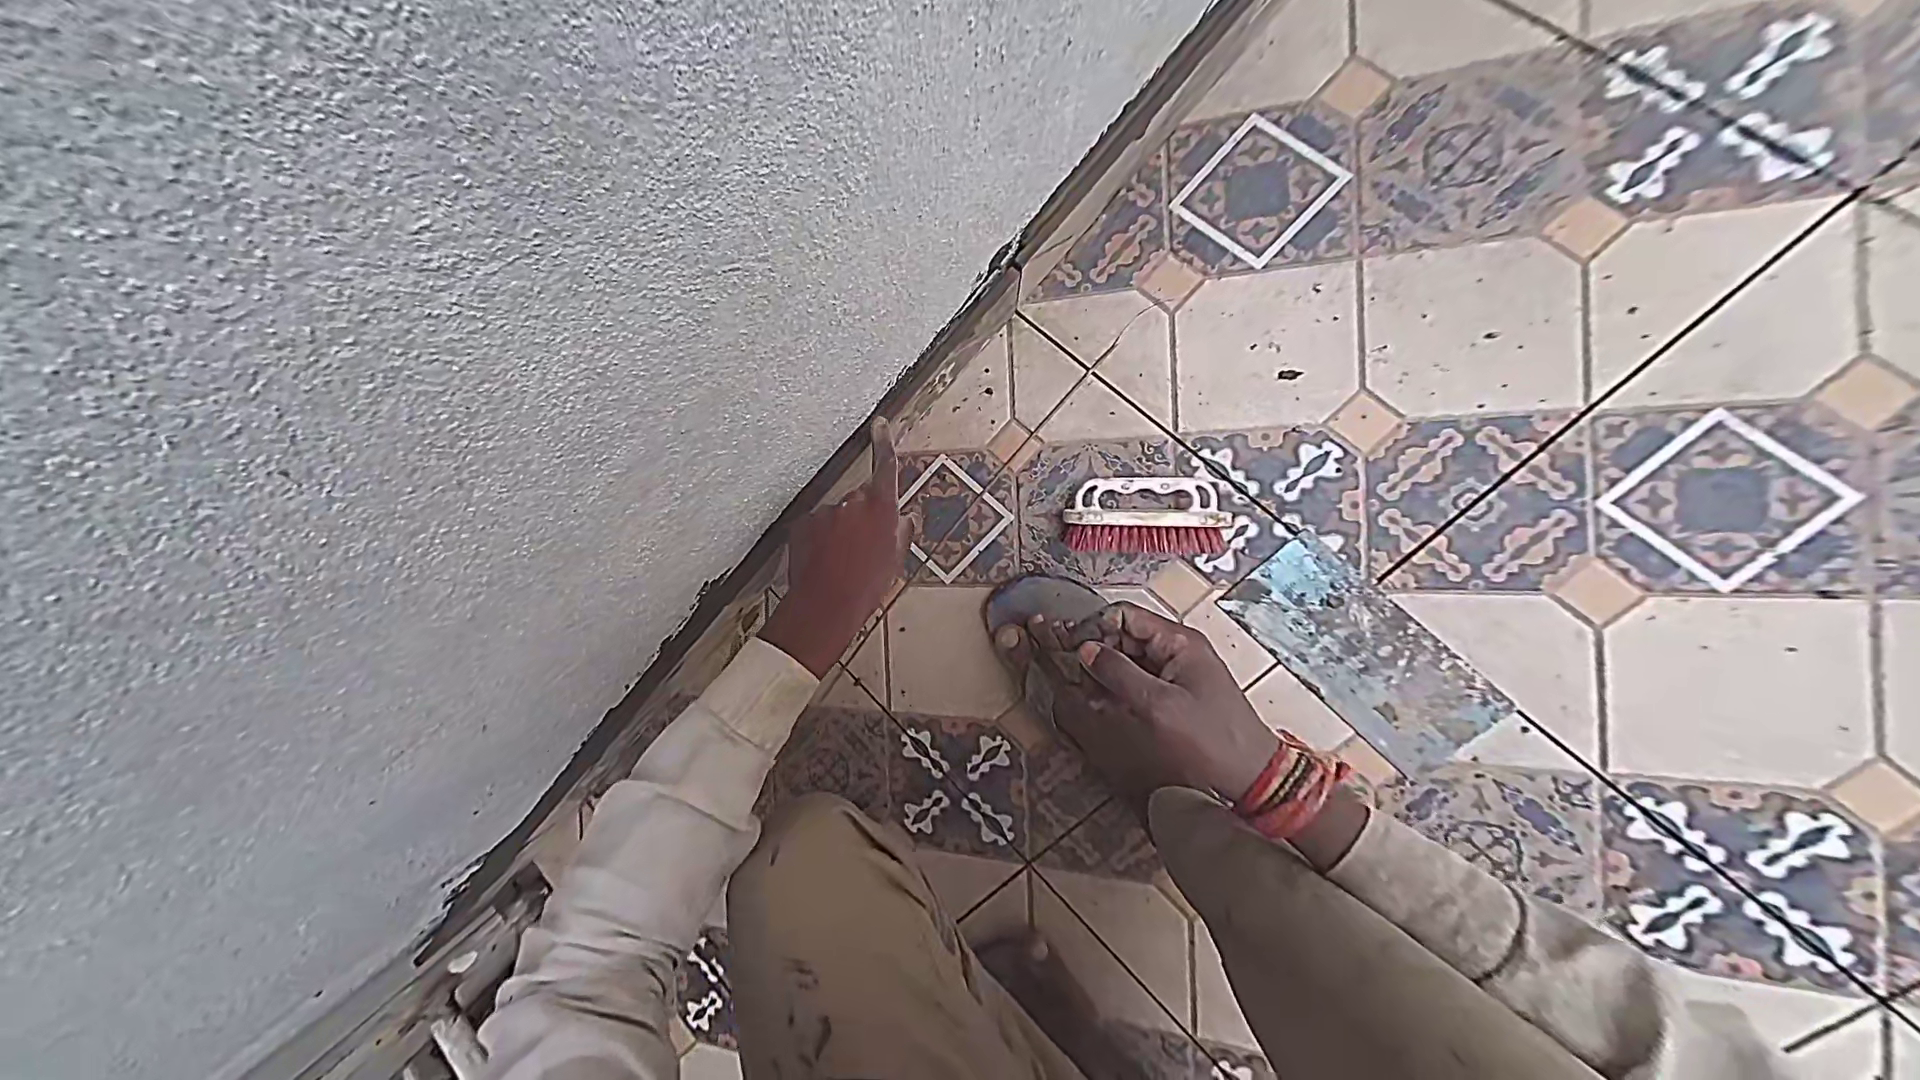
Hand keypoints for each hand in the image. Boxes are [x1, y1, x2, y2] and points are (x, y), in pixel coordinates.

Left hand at [760, 418, 911, 676]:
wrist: (826, 606)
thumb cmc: (866, 587)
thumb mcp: (895, 560)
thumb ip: (900, 531)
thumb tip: (903, 518)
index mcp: (881, 509)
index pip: (886, 466)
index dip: (885, 442)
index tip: (881, 424)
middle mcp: (853, 502)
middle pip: (861, 499)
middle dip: (863, 517)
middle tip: (864, 549)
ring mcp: (825, 511)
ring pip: (838, 514)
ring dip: (841, 531)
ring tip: (842, 562)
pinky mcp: (803, 523)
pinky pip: (817, 526)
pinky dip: (821, 539)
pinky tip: (825, 561)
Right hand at [1068, 603, 1279, 801]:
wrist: (1252, 776)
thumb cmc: (1209, 738)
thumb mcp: (1157, 704)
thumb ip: (1118, 673)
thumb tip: (1084, 649)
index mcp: (1177, 640)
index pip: (1124, 615)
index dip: (1094, 627)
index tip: (1071, 649)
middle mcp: (1175, 648)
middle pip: (1123, 635)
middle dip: (1096, 652)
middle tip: (1075, 677)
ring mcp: (1175, 669)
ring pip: (1127, 658)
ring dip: (1103, 673)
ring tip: (1086, 695)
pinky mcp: (1173, 691)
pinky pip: (1137, 678)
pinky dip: (1117, 687)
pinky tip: (1102, 704)